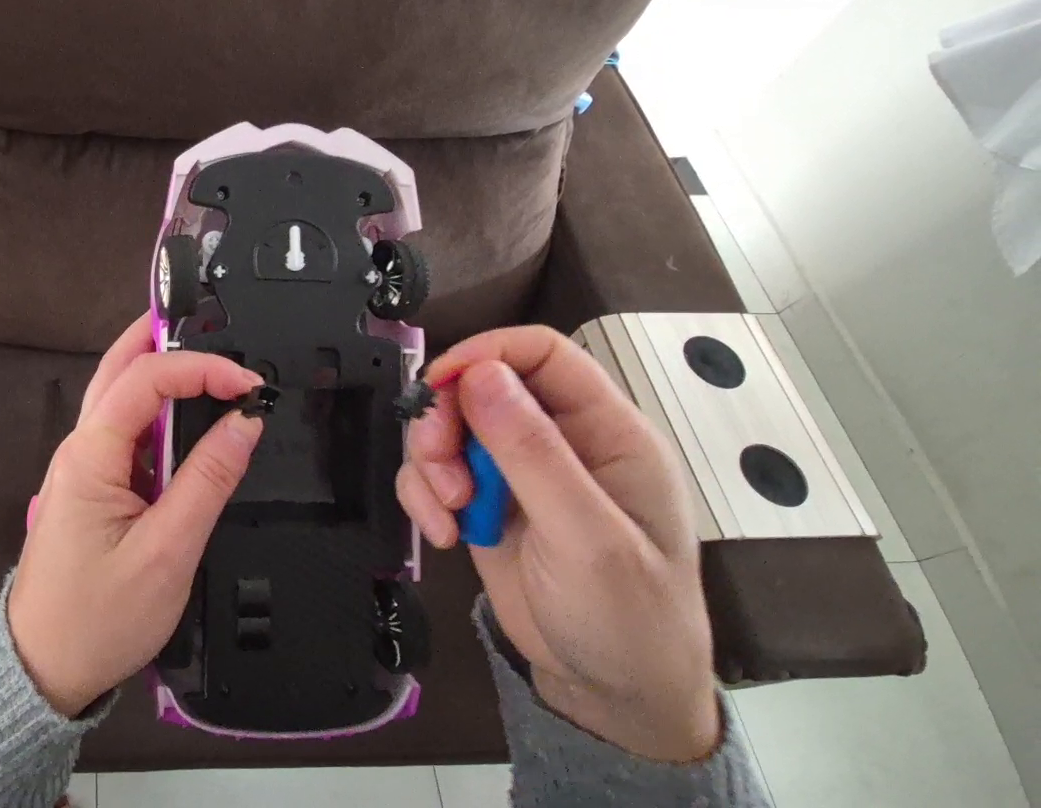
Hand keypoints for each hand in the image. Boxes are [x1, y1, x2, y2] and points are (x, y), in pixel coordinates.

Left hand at [8, 314, 264, 716]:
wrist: (43, 667)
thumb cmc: (98, 618)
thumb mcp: (167, 552)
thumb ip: (208, 480)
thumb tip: (245, 423)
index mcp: (90, 456)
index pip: (145, 379)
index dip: (200, 367)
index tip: (248, 384)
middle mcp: (80, 448)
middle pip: (119, 369)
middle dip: (162, 338)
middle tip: (212, 325)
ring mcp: (82, 465)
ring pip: (120, 396)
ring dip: (161, 372)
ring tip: (208, 363)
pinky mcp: (92, 486)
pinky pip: (125, 432)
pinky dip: (157, 413)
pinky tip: (186, 416)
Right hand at [396, 326, 719, 762]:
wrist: (608, 694)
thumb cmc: (626, 618)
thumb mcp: (586, 537)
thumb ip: (534, 453)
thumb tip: (479, 373)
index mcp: (606, 432)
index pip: (542, 354)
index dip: (486, 354)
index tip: (440, 384)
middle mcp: (558, 441)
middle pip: (478, 387)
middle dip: (445, 420)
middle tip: (436, 463)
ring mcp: (515, 473)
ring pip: (447, 428)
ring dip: (429, 462)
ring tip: (445, 511)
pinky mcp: (481, 502)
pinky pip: (432, 472)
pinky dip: (422, 495)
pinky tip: (442, 534)